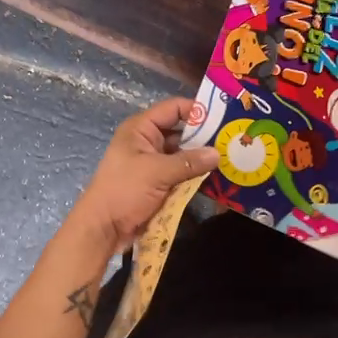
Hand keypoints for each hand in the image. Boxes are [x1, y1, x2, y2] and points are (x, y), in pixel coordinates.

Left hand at [70, 98, 219, 250]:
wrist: (104, 228)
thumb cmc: (124, 190)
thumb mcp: (157, 172)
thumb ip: (188, 162)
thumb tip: (218, 153)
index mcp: (141, 128)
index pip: (173, 109)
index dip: (197, 109)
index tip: (224, 116)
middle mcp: (148, 140)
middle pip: (181, 131)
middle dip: (204, 137)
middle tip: (233, 140)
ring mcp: (153, 162)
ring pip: (183, 154)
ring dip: (202, 158)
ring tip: (231, 159)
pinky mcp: (158, 182)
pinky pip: (181, 173)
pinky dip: (196, 175)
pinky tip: (218, 178)